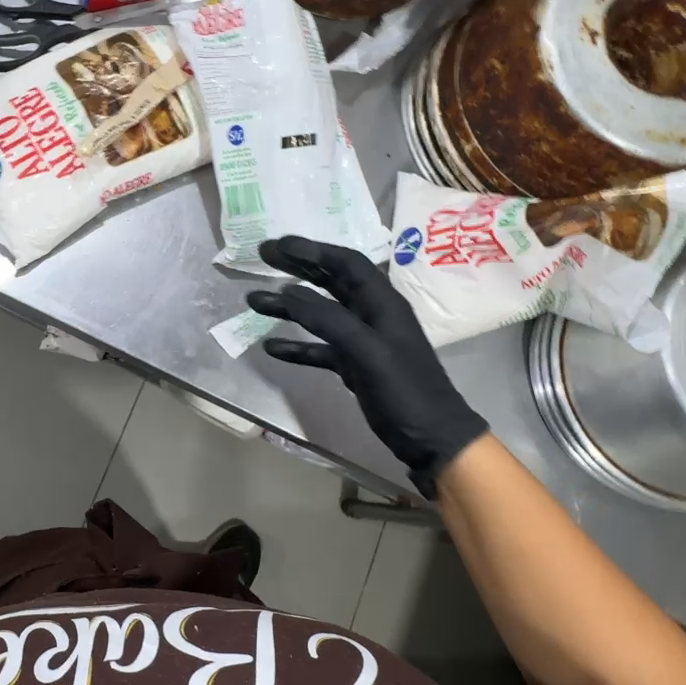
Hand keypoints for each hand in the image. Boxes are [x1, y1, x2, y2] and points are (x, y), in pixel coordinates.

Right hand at [246, 236, 487, 497]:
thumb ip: (328, 320)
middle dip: (296, 268)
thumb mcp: (367, 352)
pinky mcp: (355, 367)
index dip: (312, 250)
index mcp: (382, 303)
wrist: (432, 439)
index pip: (345, 263)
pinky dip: (296, 346)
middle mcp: (372, 315)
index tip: (277, 245)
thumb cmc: (405, 391)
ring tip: (254, 301)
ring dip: (288, 307)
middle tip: (261, 257)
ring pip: (320, 315)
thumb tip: (288, 291)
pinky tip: (270, 348)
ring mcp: (363, 342)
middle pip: (330, 281)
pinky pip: (319, 349)